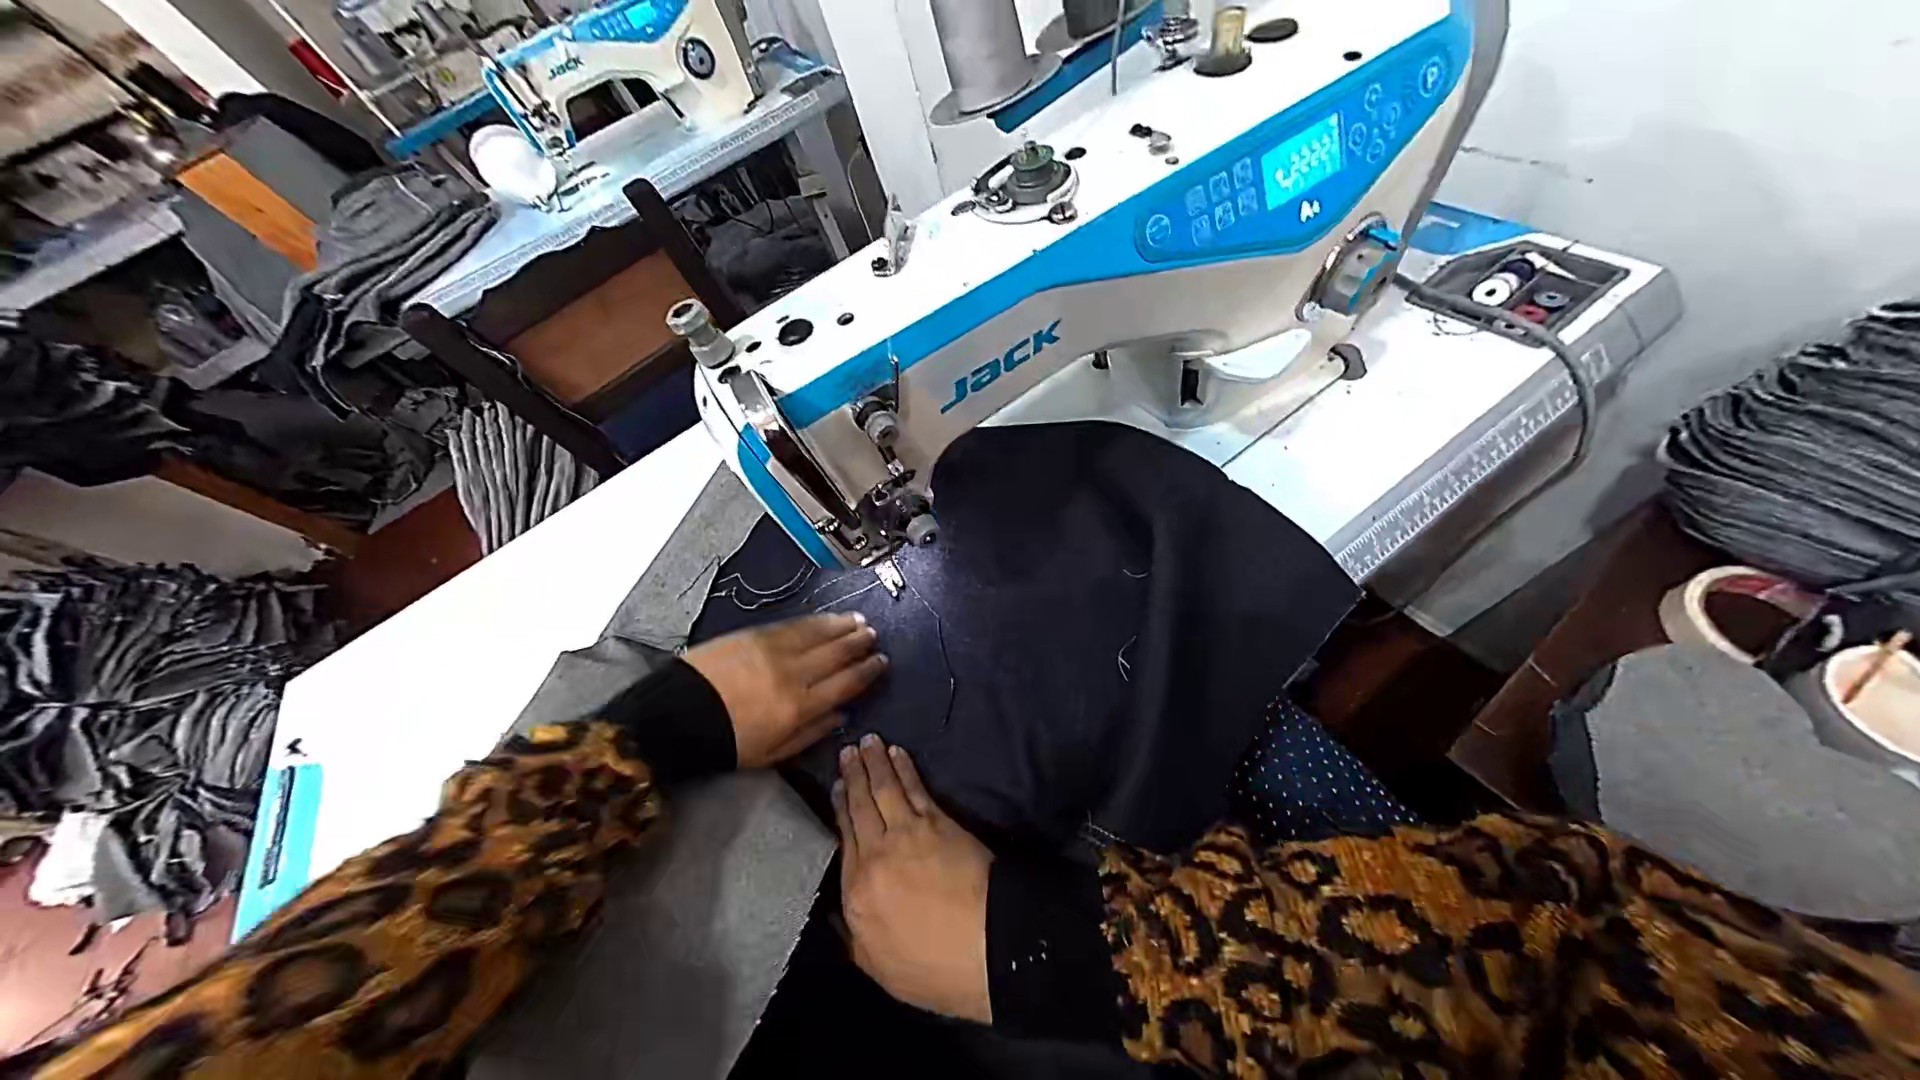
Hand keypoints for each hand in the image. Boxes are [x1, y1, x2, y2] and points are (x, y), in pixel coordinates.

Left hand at [684, 613, 886, 768]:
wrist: (675, 715)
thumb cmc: (725, 741)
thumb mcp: (771, 753)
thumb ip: (811, 733)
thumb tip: (842, 716)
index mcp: (799, 707)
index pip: (846, 683)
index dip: (867, 671)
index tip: (880, 662)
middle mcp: (793, 674)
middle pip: (838, 653)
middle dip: (860, 644)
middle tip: (874, 637)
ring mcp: (774, 650)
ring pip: (820, 633)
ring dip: (844, 626)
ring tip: (860, 622)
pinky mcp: (756, 635)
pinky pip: (795, 624)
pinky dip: (817, 620)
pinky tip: (829, 618)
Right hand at [834, 735, 992, 1023]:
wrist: (986, 946)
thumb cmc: (932, 967)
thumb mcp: (877, 966)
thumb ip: (851, 935)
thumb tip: (838, 909)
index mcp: (855, 891)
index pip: (844, 839)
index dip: (840, 808)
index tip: (838, 786)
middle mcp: (875, 854)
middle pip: (860, 807)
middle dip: (853, 776)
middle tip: (846, 751)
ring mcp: (907, 833)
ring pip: (883, 790)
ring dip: (874, 762)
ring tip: (867, 742)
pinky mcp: (937, 822)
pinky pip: (914, 788)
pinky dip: (903, 768)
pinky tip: (897, 754)